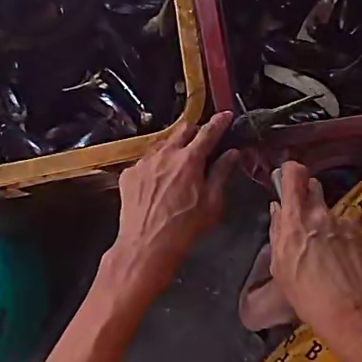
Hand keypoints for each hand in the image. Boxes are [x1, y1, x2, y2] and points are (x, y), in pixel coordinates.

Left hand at [103, 112, 240, 305]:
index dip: (219, 122)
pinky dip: (156, 163)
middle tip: (203, 142)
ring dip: (175, 147)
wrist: (146, 245)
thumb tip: (231, 154)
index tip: (225, 116)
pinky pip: (146, 160)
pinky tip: (159, 180)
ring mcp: (145, 162)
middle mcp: (165, 154)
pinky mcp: (130, 173)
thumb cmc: (184, 227)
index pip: (209, 132)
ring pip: (163, 143)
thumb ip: (221, 173)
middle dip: (195, 131)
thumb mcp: (212, 202)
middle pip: (183, 129)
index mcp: (190, 159)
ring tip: (180, 163)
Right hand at [267, 161, 361, 345]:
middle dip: (308, 197)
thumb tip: (278, 209)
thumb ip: (278, 232)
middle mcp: (321, 213)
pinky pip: (348, 228)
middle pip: (313, 187)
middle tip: (305, 220)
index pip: (293, 174)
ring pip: (331, 212)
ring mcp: (345, 222)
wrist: (354, 312)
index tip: (287, 180)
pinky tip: (343, 260)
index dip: (290, 172)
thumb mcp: (280, 267)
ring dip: (326, 224)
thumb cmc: (308, 296)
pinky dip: (344, 238)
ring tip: (327, 253)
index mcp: (296, 219)